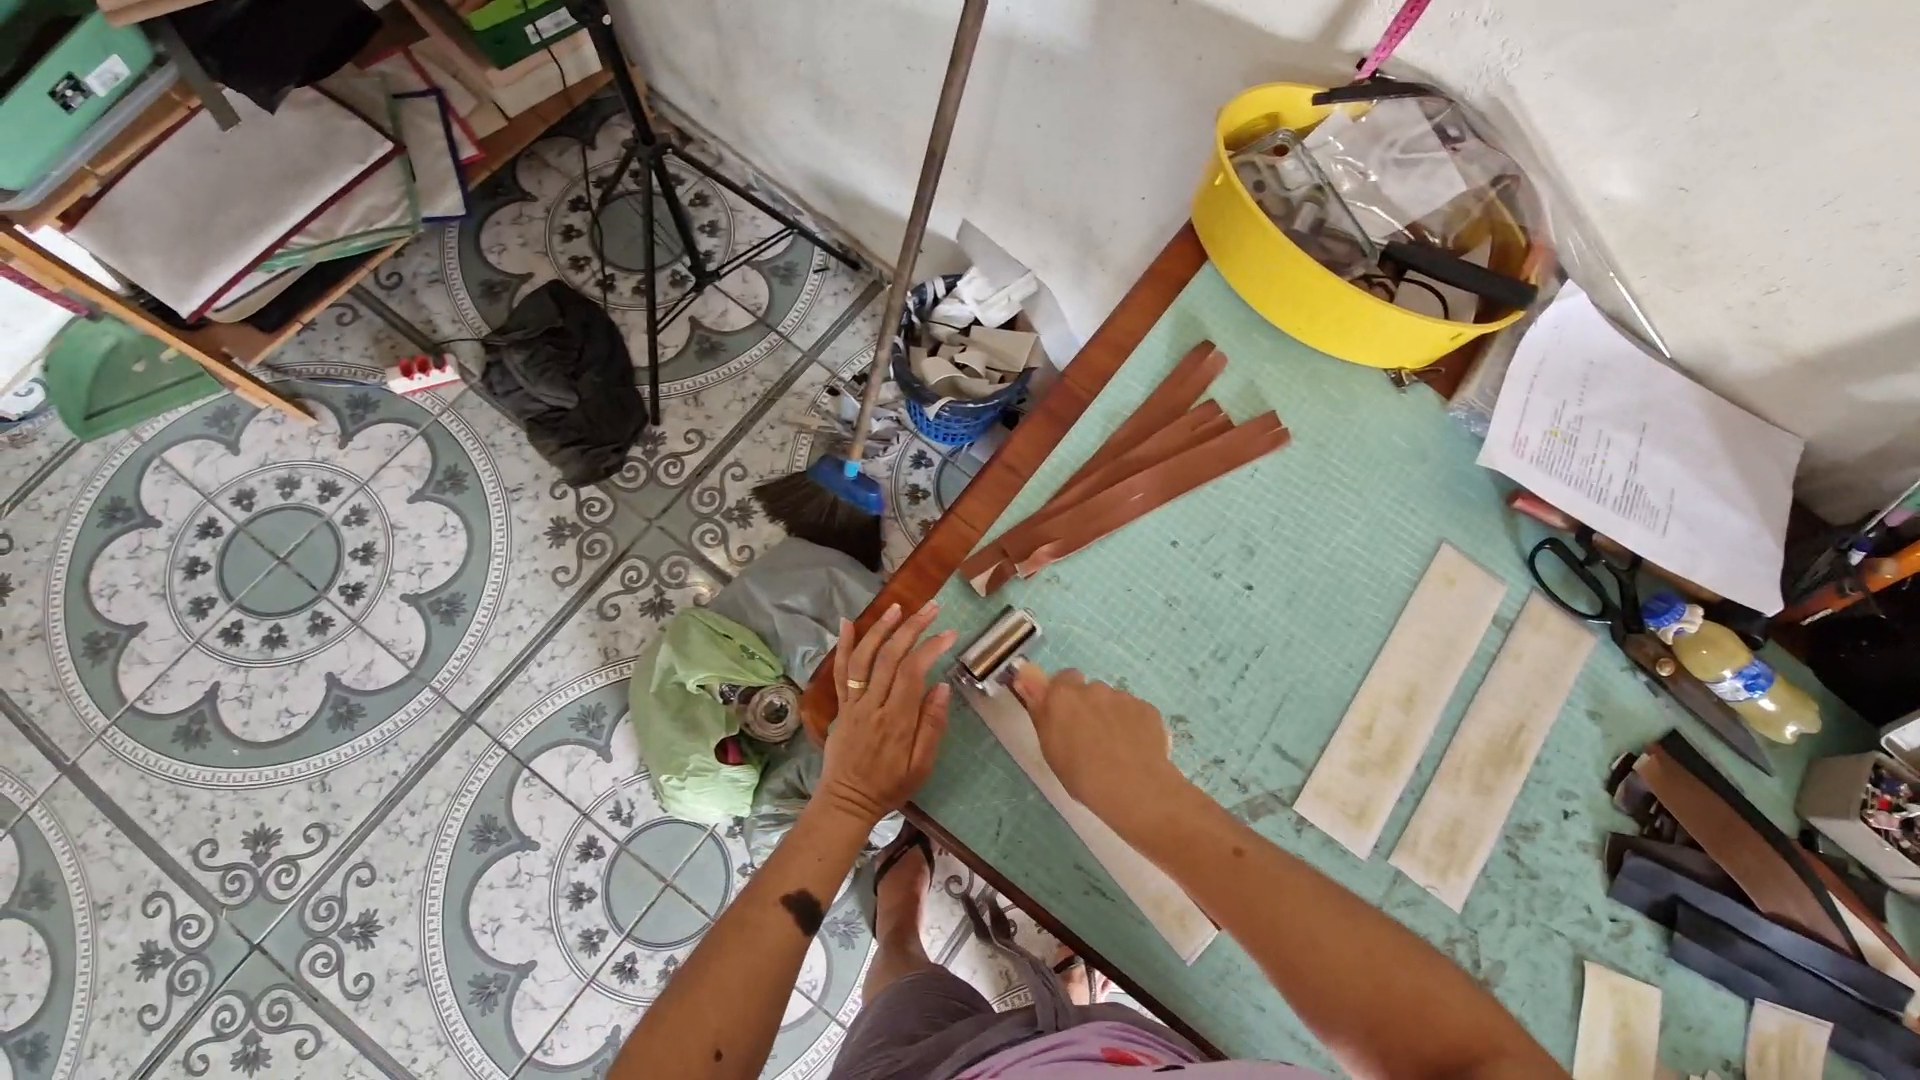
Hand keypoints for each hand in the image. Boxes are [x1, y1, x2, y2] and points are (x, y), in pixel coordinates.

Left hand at [816, 602, 956, 826]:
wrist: (847, 801)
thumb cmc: (890, 786)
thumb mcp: (921, 766)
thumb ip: (932, 726)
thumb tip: (942, 687)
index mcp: (896, 721)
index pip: (913, 673)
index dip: (930, 648)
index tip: (949, 633)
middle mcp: (872, 706)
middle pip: (890, 657)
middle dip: (912, 628)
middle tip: (931, 608)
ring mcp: (853, 703)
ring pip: (864, 658)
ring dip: (881, 629)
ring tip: (898, 607)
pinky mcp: (841, 705)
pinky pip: (840, 671)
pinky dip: (845, 645)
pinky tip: (849, 622)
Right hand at [1011, 662, 1186, 821]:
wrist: (1134, 788)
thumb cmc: (1082, 775)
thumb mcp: (1050, 749)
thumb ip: (1041, 712)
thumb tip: (1028, 679)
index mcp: (1062, 696)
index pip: (1062, 679)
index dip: (1064, 697)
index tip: (1065, 718)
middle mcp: (1093, 689)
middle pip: (1088, 690)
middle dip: (1088, 706)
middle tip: (1090, 737)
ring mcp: (1123, 697)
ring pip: (1113, 701)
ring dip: (1111, 716)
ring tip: (1116, 748)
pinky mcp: (1147, 708)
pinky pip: (1135, 712)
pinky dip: (1133, 725)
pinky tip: (1134, 749)